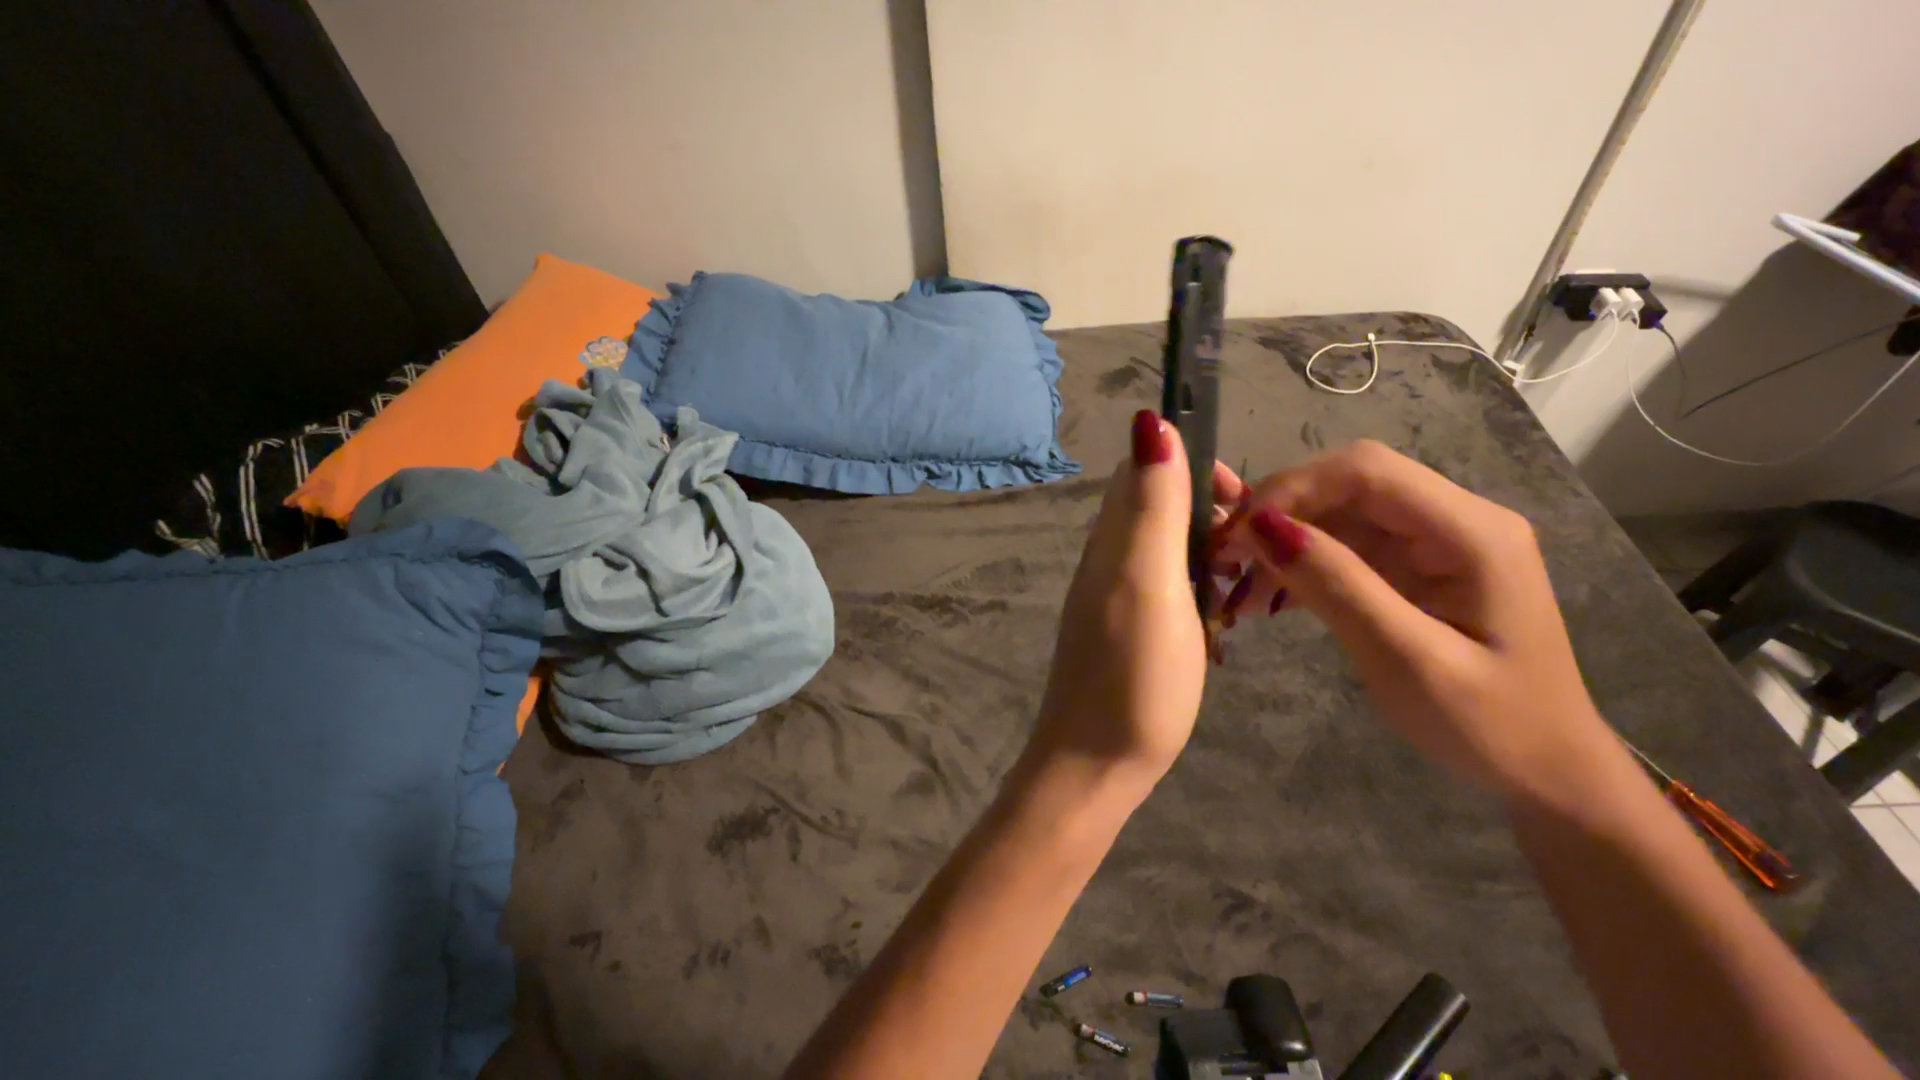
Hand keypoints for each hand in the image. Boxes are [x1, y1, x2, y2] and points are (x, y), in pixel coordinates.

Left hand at [1030, 410, 1226, 789]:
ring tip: (1238, 591)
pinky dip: (1199, 596)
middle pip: (1158, 507)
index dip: (1193, 464)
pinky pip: (1168, 591)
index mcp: (1112, 538)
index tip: (1244, 499)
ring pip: (1168, 550)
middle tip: (1251, 553)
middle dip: (1209, 515)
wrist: (1097, 765)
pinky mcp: (1128, 632)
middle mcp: (1108, 559)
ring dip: (1208, 558)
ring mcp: (1115, 598)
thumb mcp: (1150, 581)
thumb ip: (1151, 504)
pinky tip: (1218, 625)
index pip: (1143, 468)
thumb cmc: (1135, 676)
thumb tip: (1150, 419)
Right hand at [1210, 440, 1616, 796]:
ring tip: (1236, 588)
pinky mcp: (1421, 571)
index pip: (1367, 470)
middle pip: (1351, 485)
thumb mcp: (1405, 659)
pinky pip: (1351, 549)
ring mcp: (1439, 545)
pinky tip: (1267, 600)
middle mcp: (1458, 520)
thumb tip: (1262, 526)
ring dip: (1286, 543)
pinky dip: (1304, 567)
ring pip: (1343, 515)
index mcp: (1472, 532)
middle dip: (1281, 513)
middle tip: (1224, 559)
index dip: (1292, 489)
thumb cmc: (1488, 726)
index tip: (1236, 534)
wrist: (1548, 774)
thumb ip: (1337, 586)